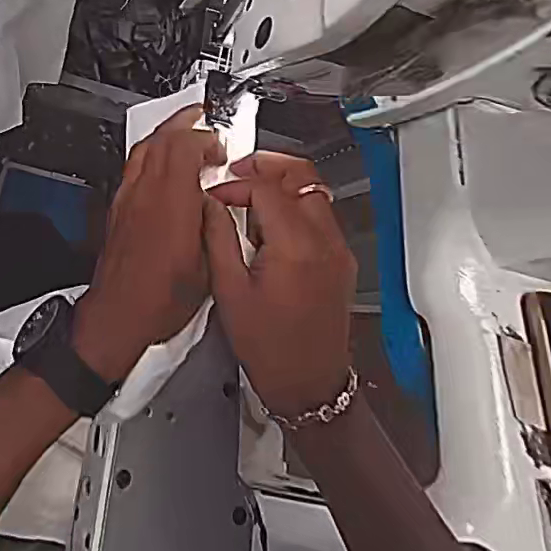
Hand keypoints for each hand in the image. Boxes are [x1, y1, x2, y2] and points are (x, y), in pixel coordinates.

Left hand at [75, 105, 224, 382]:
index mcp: (172, 203)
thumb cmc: (158, 299)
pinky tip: (160, 163)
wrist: (118, 316)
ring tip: (181, 131)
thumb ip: (214, 225)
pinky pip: (133, 166)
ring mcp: (128, 199)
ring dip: (164, 135)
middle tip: (201, 119)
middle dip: (184, 124)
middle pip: (161, 139)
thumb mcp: (207, 265)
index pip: (184, 146)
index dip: (205, 138)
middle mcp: (146, 194)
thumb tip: (216, 201)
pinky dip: (151, 154)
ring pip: (143, 149)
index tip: (219, 147)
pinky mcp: (118, 209)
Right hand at [202, 152, 356, 417]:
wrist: (309, 383)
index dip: (236, 185)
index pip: (266, 189)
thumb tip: (210, 207)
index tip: (217, 196)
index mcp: (295, 246)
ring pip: (314, 192)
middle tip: (240, 169)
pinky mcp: (340, 260)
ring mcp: (337, 249)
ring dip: (282, 186)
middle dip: (268, 166)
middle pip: (301, 176)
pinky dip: (296, 207)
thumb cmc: (271, 349)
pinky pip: (320, 216)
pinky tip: (271, 226)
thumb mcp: (230, 292)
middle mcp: (324, 241)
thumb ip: (218, 239)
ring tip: (251, 199)